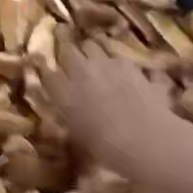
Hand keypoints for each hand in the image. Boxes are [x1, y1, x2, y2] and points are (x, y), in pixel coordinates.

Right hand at [44, 42, 192, 184]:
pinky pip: (115, 56)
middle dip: (69, 56)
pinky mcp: (128, 63)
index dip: (49, 74)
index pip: (48, 74)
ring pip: (91, 45)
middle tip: (73, 67)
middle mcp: (80, 70)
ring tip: (96, 63)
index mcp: (63, 91)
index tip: (53, 78)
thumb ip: (70, 116)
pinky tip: (122, 73)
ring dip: (91, 53)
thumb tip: (69, 109)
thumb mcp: (78, 136)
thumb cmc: (106, 147)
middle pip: (68, 51)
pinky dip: (115, 62)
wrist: (144, 139)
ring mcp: (105, 62)